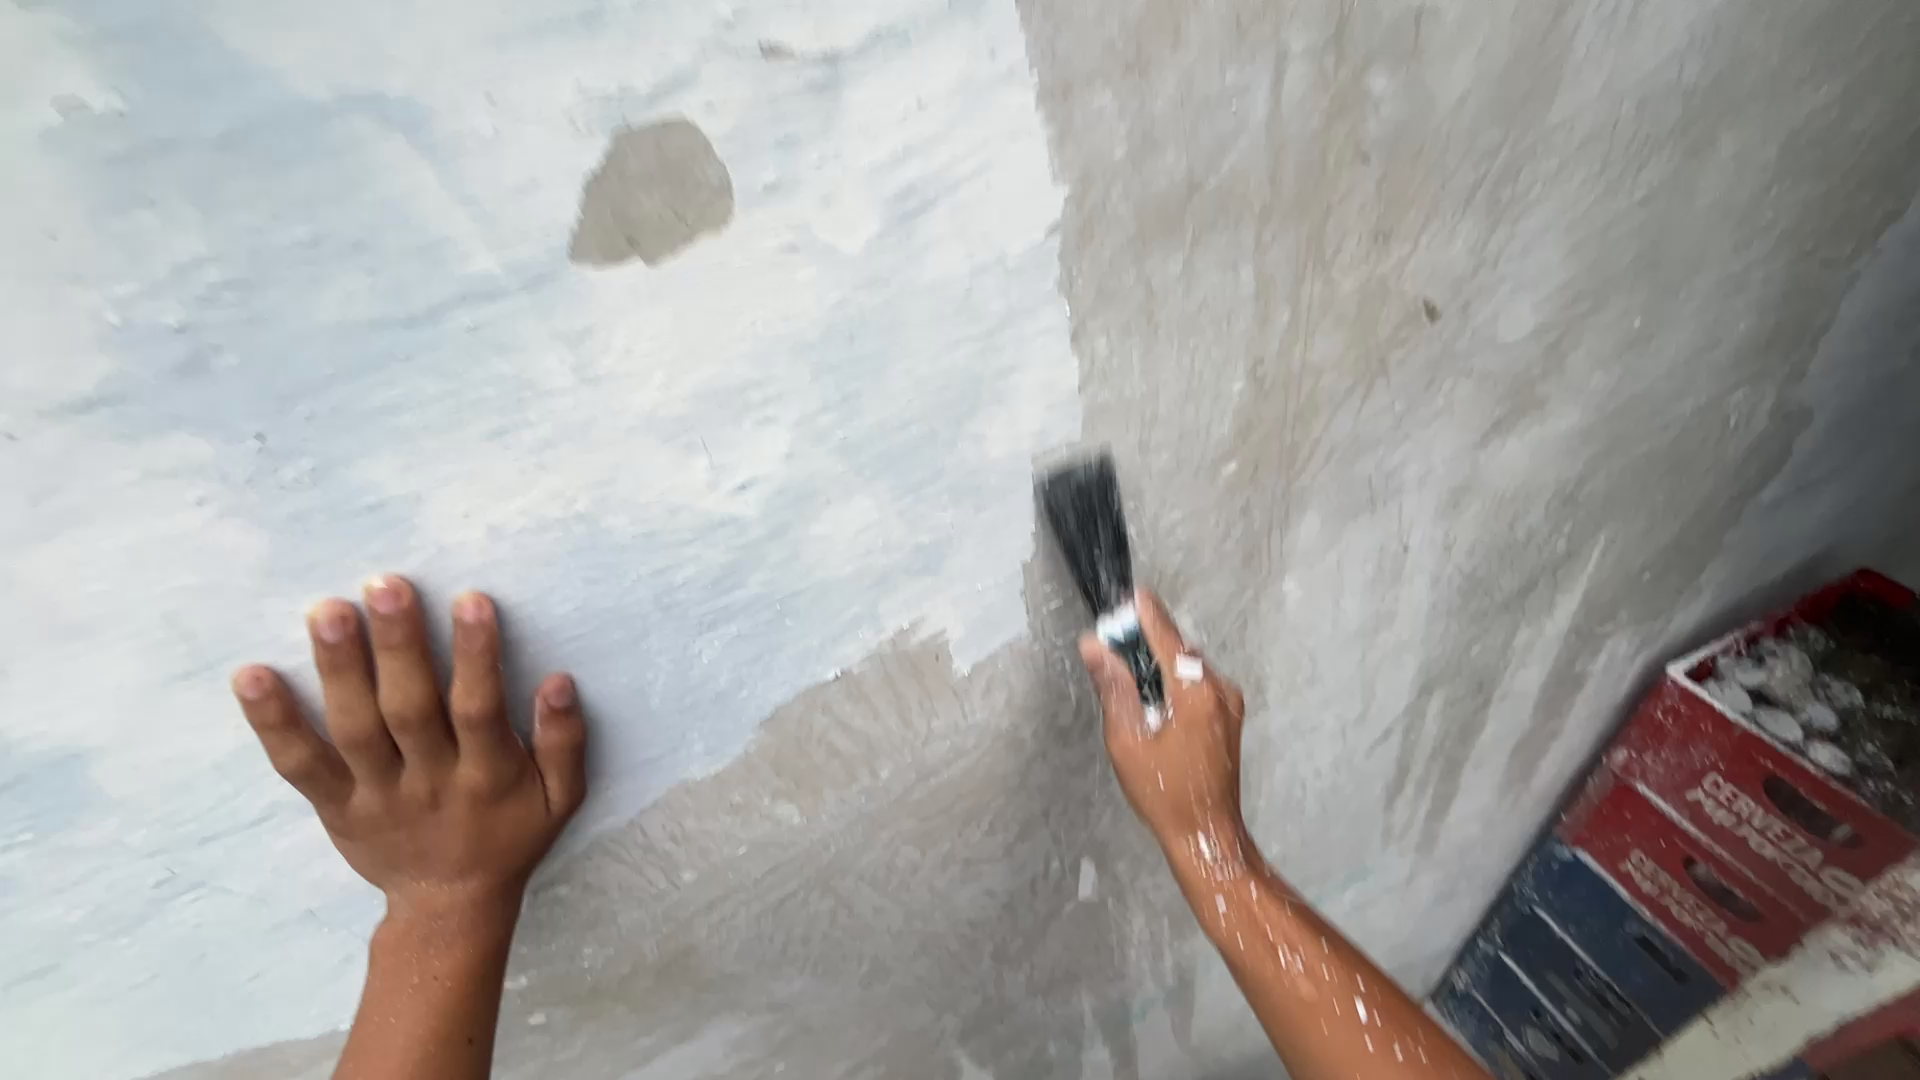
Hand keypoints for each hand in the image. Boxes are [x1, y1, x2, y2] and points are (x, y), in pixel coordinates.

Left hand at [232, 575, 587, 921]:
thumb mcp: (565, 796)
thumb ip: (565, 741)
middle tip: (386, 585)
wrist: (449, 904)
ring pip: (352, 728)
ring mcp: (375, 794)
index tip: (470, 599)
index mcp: (487, 775)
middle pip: (407, 709)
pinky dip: (273, 722)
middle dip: (398, 645)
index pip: (480, 706)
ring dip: (338, 668)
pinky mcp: (333, 806)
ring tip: (328, 610)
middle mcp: (429, 780)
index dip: (475, 654)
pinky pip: (299, 764)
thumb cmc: (514, 836)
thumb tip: (558, 680)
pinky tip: (253, 676)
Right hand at [1080, 589, 1247, 854]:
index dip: (1146, 613)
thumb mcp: (1127, 740)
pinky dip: (1173, 679)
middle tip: (1111, 641)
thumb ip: (1113, 687)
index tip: (1130, 593)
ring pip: (1189, 666)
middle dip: (1145, 640)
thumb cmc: (1163, 792)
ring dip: (1159, 661)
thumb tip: (1093, 645)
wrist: (1208, 836)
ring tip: (1125, 673)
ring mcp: (1229, 703)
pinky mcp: (1229, 716)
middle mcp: (1219, 689)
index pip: (1167, 638)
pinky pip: (1198, 682)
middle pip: (1178, 649)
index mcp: (1196, 692)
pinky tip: (1151, 697)